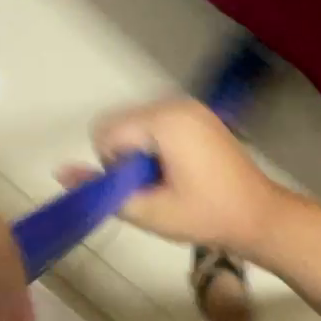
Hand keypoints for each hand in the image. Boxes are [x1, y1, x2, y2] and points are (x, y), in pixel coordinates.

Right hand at [58, 98, 287, 252]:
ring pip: (136, 127)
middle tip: (158, 188)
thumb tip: (59, 172)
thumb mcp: (148, 210)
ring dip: (142, 156)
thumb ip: (101, 190)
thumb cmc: (206, 216)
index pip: (106, 132)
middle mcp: (176, 103)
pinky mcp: (198, 116)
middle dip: (127, 159)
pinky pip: (156, 126)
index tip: (143, 188)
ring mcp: (190, 107)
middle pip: (120, 125)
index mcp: (165, 120)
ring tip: (171, 183)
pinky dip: (157, 149)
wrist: (260, 216)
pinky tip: (181, 173)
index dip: (114, 167)